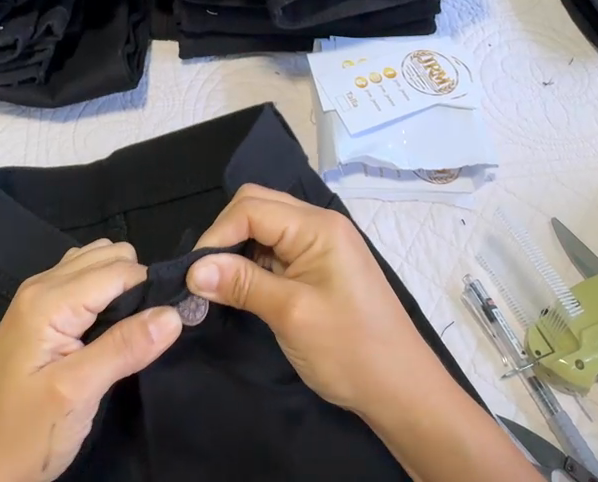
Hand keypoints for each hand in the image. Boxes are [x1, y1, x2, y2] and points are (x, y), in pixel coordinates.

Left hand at [0, 240, 182, 481]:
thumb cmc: (22, 435)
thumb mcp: (77, 394)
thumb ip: (124, 348)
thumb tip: (175, 312)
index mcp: (49, 299)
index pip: (119, 268)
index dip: (151, 290)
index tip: (176, 320)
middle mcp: (41, 286)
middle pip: (108, 257)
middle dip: (137, 284)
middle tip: (150, 332)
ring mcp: (35, 300)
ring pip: (95, 264)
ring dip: (120, 287)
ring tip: (131, 332)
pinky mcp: (37, 318)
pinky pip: (80, 284)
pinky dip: (102, 295)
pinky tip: (108, 331)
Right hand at [184, 184, 446, 414]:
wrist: (403, 391)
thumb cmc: (350, 350)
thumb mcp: (291, 315)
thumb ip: (242, 284)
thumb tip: (193, 269)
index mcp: (318, 226)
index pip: (252, 208)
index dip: (217, 235)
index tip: (193, 274)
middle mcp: (320, 224)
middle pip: (257, 207)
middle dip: (225, 237)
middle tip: (204, 277)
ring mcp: (322, 244)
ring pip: (264, 227)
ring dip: (238, 251)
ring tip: (218, 286)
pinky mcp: (320, 266)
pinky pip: (276, 249)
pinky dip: (254, 264)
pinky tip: (242, 289)